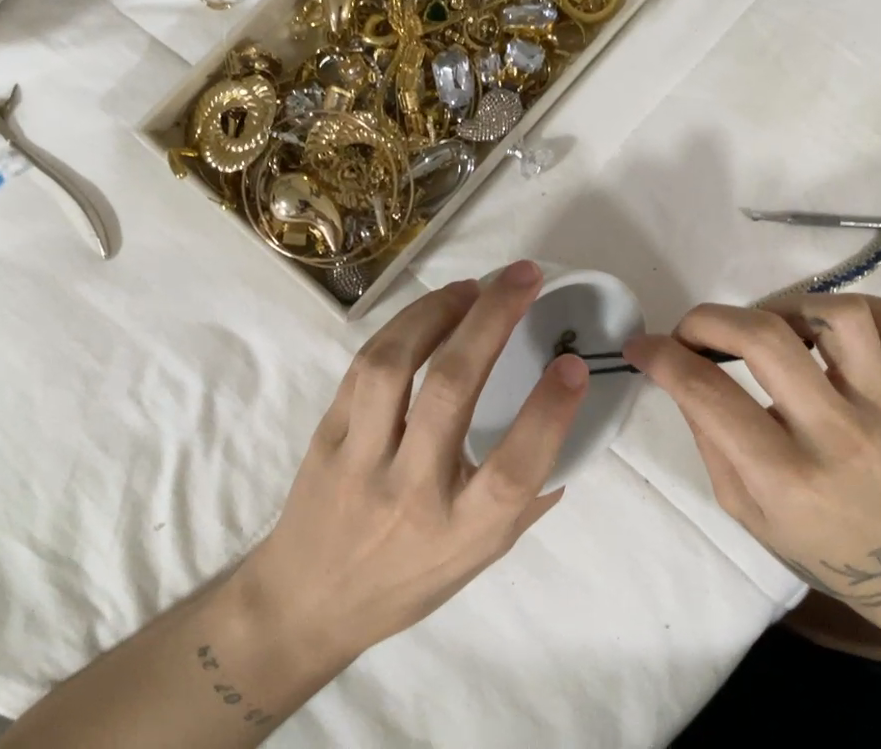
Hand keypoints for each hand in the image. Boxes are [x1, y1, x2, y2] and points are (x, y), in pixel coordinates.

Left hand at [235, 261, 588, 660]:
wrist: (308, 602)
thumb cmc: (408, 581)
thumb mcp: (479, 558)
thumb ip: (524, 500)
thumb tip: (564, 433)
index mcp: (462, 529)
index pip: (515, 468)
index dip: (549, 412)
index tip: (573, 363)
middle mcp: (412, 491)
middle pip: (453, 392)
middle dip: (493, 321)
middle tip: (523, 278)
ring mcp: (361, 460)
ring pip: (394, 367)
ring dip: (437, 312)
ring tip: (472, 286)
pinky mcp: (327, 436)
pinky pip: (362, 368)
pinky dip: (400, 328)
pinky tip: (430, 310)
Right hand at [625, 294, 880, 630]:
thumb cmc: (812, 542)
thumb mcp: (742, 509)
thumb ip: (710, 438)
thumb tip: (680, 372)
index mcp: (785, 477)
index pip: (708, 394)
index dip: (662, 357)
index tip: (641, 346)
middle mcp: (837, 434)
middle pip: (765, 339)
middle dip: (708, 320)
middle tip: (692, 332)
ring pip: (840, 316)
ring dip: (784, 306)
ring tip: (764, 327)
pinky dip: (861, 309)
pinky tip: (825, 328)